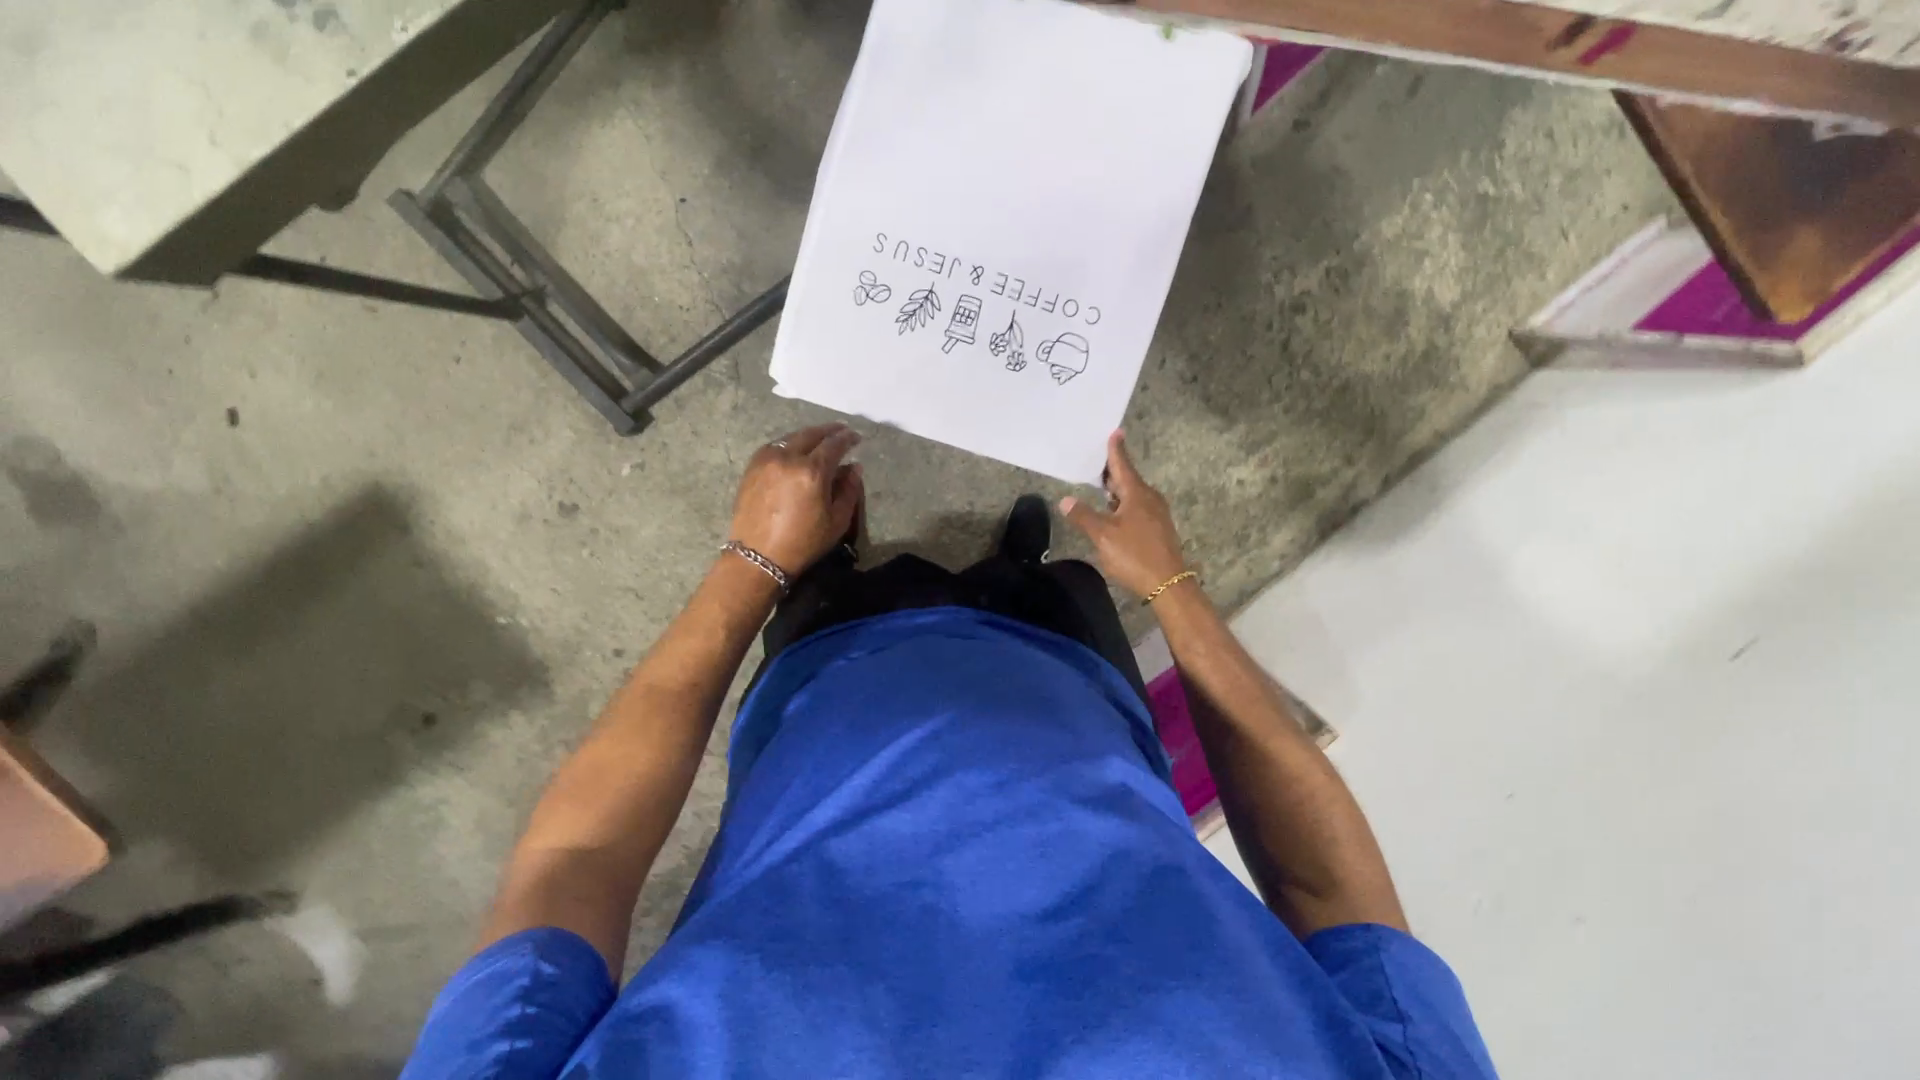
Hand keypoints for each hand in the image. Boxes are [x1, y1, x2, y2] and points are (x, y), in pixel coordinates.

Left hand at [727, 423, 864, 575]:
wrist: (757, 556)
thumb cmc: (802, 543)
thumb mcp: (836, 521)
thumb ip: (848, 490)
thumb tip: (853, 467)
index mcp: (812, 472)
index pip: (834, 444)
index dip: (848, 438)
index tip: (856, 437)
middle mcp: (788, 458)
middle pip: (811, 434)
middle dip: (828, 430)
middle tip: (840, 430)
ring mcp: (766, 460)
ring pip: (791, 437)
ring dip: (808, 435)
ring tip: (819, 439)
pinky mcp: (752, 467)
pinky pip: (775, 447)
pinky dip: (789, 444)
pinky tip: (796, 450)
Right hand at [1059, 431, 1188, 598]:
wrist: (1167, 583)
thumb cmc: (1134, 555)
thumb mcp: (1103, 536)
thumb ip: (1083, 516)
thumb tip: (1066, 500)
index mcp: (1136, 494)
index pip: (1123, 465)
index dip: (1116, 449)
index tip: (1115, 432)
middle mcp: (1149, 499)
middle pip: (1128, 478)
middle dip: (1113, 470)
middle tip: (1098, 459)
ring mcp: (1156, 514)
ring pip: (1134, 494)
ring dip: (1118, 489)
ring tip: (1102, 485)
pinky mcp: (1158, 528)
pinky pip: (1138, 507)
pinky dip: (1124, 503)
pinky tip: (1115, 511)